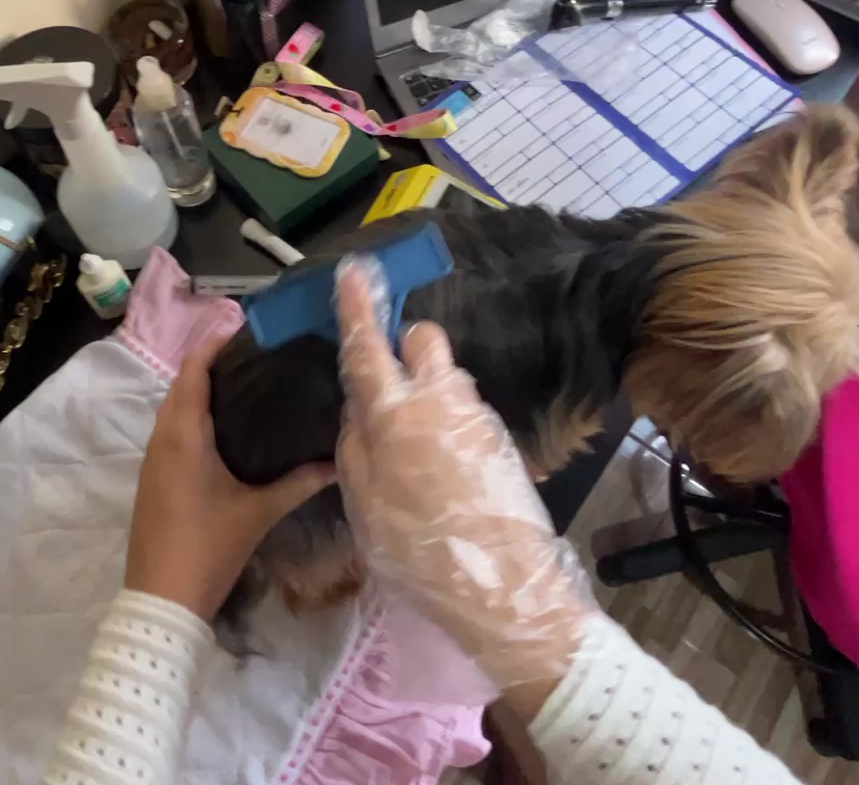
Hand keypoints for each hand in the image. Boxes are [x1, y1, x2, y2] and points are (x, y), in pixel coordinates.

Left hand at [125, 330, 335, 621]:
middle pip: (182, 385)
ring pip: (173, 409)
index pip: (193, 371)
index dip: (215, 346)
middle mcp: (161, 438)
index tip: (247, 332)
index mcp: (183, 435)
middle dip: (212, 365)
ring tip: (245, 384)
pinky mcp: (152, 478)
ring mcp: (152, 459)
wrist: (160, 600)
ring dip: (199, 391)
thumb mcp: (259, 512)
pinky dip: (191, 417)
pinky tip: (223, 428)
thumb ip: (300, 482)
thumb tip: (339, 460)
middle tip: (257, 358)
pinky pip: (170, 431)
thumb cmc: (208, 547)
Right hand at [333, 261, 598, 695]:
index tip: (355, 269)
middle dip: (407, 346)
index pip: (368, 348)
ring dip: (430, 391)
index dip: (358, 307)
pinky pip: (465, 409)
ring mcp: (476, 415)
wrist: (505, 588)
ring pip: (448, 376)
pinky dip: (449, 421)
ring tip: (420, 449)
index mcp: (394, 415)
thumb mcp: (363, 503)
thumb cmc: (416, 548)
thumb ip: (353, 443)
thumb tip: (357, 406)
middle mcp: (440, 400)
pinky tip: (446, 468)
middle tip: (395, 383)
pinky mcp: (500, 435)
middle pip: (424, 340)